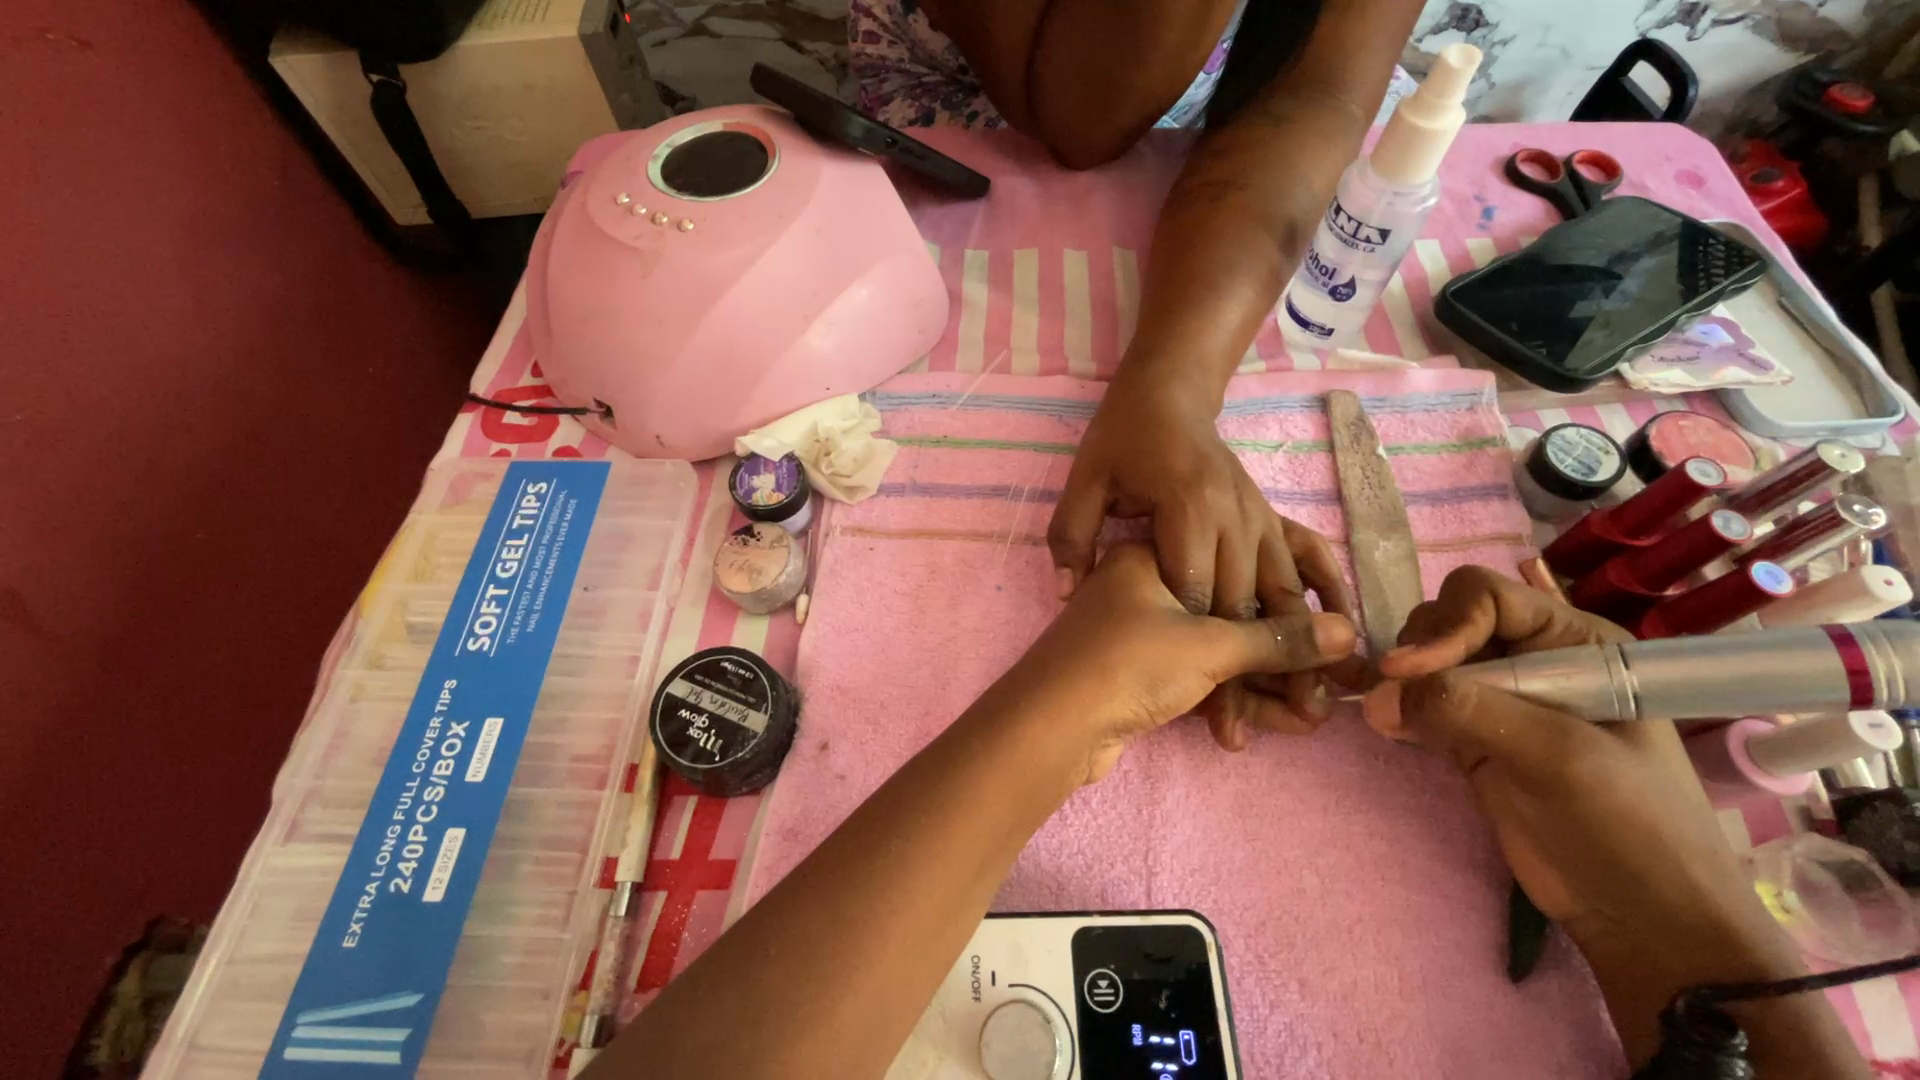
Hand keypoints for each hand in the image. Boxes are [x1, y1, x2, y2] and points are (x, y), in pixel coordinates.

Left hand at [992, 544, 1354, 783]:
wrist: (1044, 722)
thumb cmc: (1123, 663)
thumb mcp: (1205, 646)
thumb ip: (1275, 638)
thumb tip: (1347, 635)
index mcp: (1160, 548)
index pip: (1244, 571)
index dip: (1296, 616)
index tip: (1334, 655)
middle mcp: (1151, 577)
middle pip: (1238, 612)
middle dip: (1284, 661)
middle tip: (1322, 699)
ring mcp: (1142, 621)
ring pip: (1220, 645)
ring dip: (1262, 685)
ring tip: (1305, 722)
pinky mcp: (1136, 661)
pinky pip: (1196, 668)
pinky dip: (1228, 694)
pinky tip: (1263, 725)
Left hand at [1048, 373, 1353, 738]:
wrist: (1166, 392)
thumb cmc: (1119, 440)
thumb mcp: (1083, 483)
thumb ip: (1072, 536)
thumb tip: (1065, 589)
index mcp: (1185, 507)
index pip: (1201, 590)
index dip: (1202, 646)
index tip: (1208, 700)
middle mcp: (1231, 512)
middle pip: (1247, 600)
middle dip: (1253, 666)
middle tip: (1257, 725)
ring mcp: (1256, 512)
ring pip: (1283, 588)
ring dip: (1295, 647)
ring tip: (1308, 706)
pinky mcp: (1266, 514)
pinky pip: (1305, 557)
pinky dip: (1325, 595)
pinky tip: (1342, 634)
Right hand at [1359, 568, 1785, 989]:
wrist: (1642, 918)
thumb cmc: (1626, 827)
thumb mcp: (1556, 756)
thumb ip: (1468, 710)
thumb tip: (1375, 694)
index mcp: (1575, 642)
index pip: (1486, 597)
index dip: (1445, 626)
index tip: (1408, 672)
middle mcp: (1536, 657)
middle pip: (1449, 620)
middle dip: (1417, 651)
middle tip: (1399, 698)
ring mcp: (1503, 699)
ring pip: (1428, 660)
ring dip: (1401, 680)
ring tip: (1390, 716)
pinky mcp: (1474, 737)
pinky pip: (1422, 702)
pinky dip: (1397, 706)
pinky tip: (1386, 723)